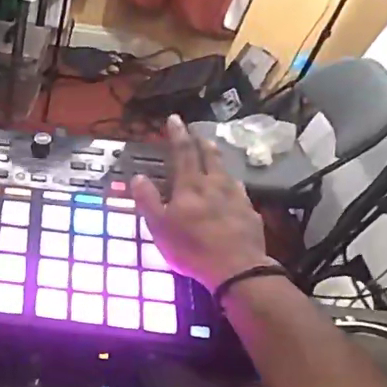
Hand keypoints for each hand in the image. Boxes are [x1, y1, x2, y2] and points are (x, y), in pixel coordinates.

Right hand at [131, 115, 274, 288]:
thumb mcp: (159, 227)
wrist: (236, 267)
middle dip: (199, 141)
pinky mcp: (248, 210)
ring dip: (215, 157)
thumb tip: (138, 177)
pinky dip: (227, 180)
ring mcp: (235, 196)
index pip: (182, 153)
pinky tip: (227, 186)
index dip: (176, 135)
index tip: (173, 119)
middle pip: (208, 155)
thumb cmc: (190, 248)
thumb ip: (148, 201)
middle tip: (193, 132)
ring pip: (224, 169)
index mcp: (190, 187)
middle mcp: (215, 184)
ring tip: (210, 153)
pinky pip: (236, 187)